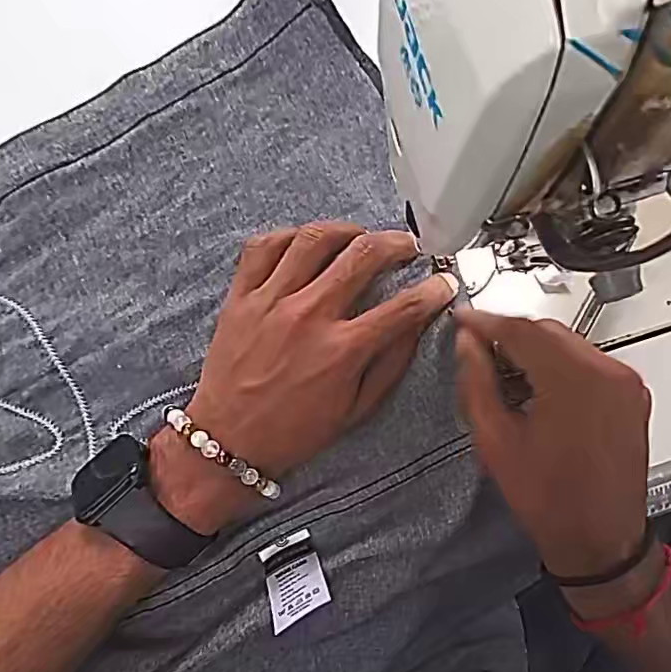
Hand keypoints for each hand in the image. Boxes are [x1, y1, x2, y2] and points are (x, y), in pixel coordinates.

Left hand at [151, 223, 457, 533]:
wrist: (230, 441)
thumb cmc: (292, 431)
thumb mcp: (356, 409)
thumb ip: (391, 364)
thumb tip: (417, 326)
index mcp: (342, 351)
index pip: (403, 306)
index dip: (432, 290)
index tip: (440, 283)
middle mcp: (308, 318)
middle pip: (364, 255)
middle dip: (397, 244)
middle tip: (406, 248)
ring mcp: (271, 303)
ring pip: (315, 239)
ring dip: (347, 230)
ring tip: (360, 237)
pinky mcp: (241, 298)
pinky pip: (264, 246)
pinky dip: (290, 235)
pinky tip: (306, 243)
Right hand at [453, 309, 651, 585]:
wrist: (599, 538)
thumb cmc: (553, 502)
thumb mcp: (495, 440)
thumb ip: (477, 382)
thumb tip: (468, 345)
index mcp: (574, 381)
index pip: (522, 330)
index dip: (486, 322)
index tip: (465, 319)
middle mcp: (608, 374)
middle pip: (547, 331)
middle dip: (509, 335)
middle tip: (478, 348)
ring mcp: (625, 383)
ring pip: (568, 343)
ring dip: (534, 350)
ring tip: (504, 374)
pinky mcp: (631, 395)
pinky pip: (588, 363)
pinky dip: (558, 366)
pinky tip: (536, 387)